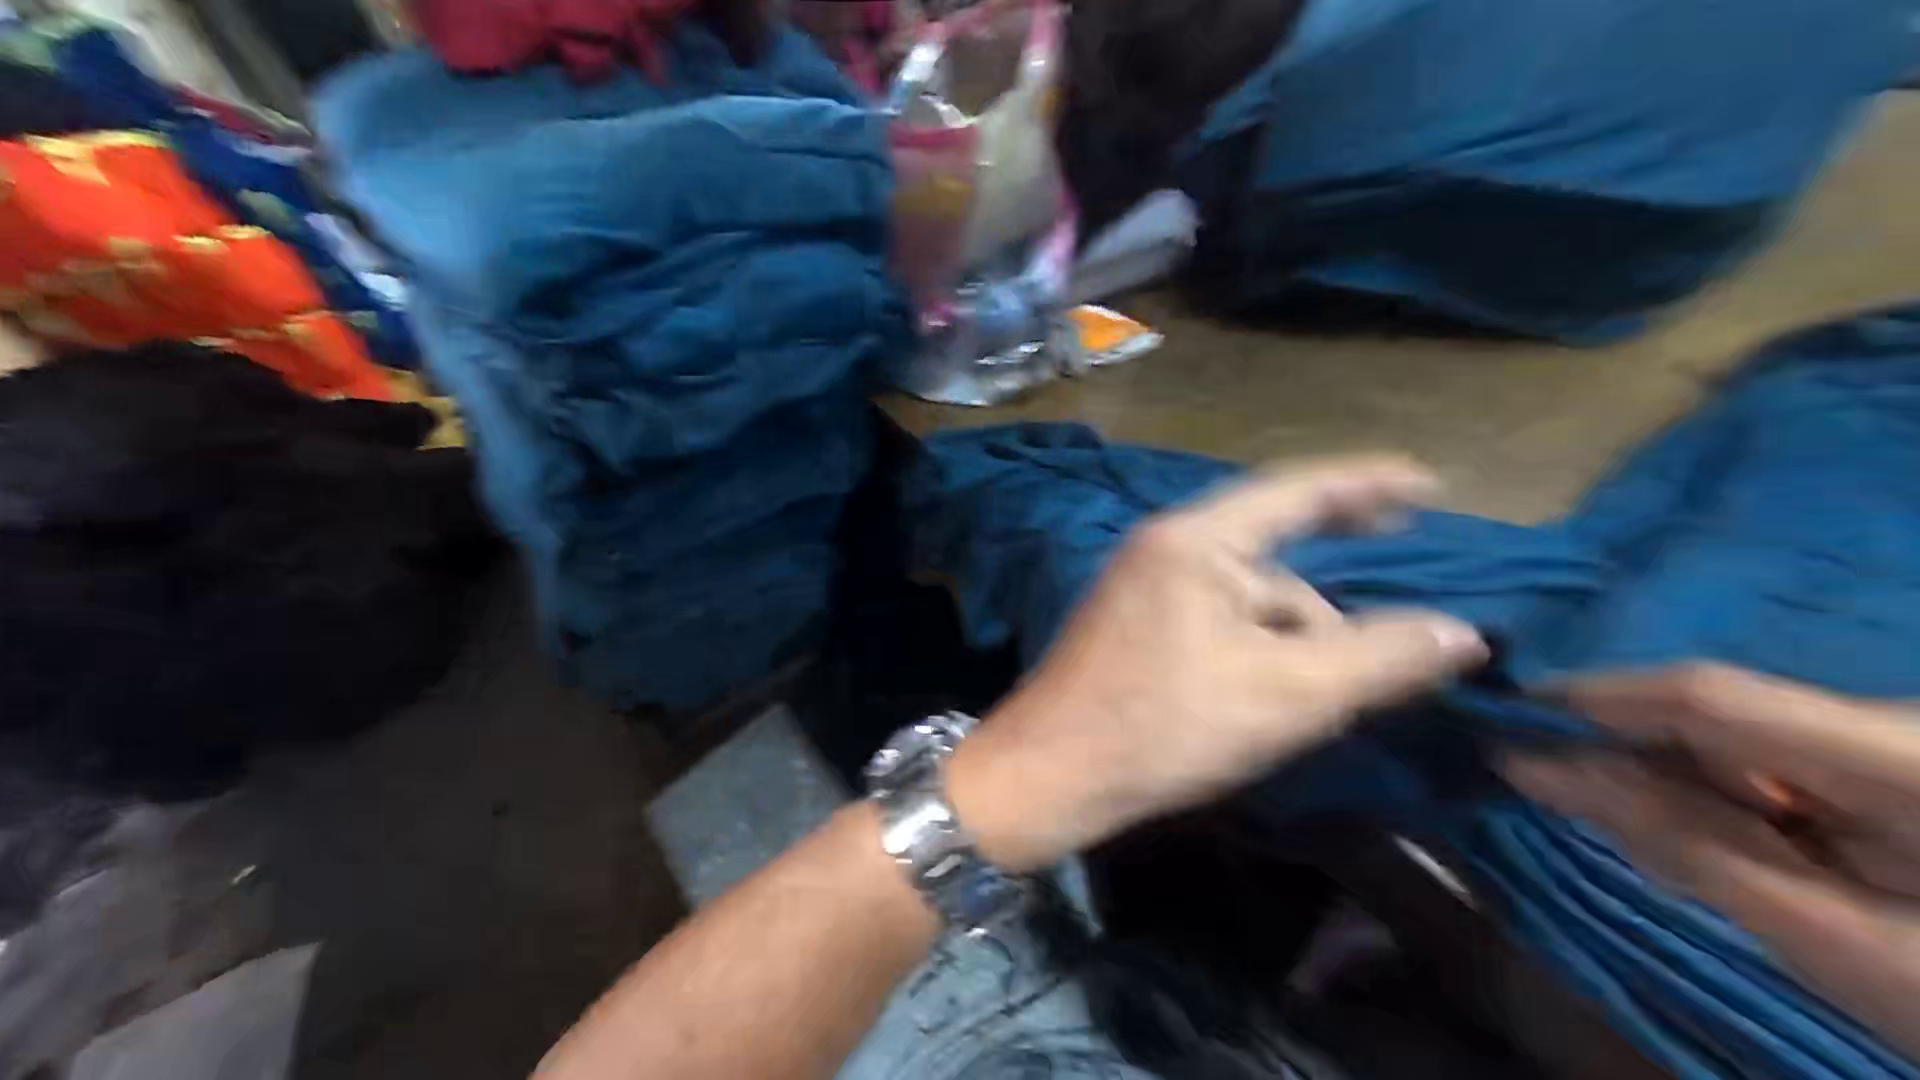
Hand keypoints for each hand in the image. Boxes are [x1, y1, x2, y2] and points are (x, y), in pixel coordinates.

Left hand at [947, 456, 1488, 872]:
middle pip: (1272, 552)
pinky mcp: (1136, 625)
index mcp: (1195, 541)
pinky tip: (1279, 691)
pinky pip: (1217, 619)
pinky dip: (1258, 647)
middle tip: (1398, 611)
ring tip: (1327, 693)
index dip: (1367, 482)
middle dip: (1332, 594)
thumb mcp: (1287, 694)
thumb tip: (1461, 633)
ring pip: (1246, 597)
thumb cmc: (1164, 725)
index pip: (1295, 491)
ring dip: (1294, 636)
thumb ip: (1378, 657)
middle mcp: (1164, 548)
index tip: (1430, 483)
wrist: (1052, 771)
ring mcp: (1143, 586)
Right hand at [1507, 665, 1919, 1058]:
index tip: (1495, 710)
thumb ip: (1672, 837)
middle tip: (1547, 781)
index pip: (1705, 695)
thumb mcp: (1823, 937)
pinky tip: (1717, 831)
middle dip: (1622, 745)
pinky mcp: (1897, 761)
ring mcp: (1900, 739)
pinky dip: (1720, 789)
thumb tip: (1526, 761)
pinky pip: (1773, 756)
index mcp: (1903, 754)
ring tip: (1631, 821)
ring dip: (1668, 773)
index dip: (1590, 697)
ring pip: (1738, 733)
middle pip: (1718, 712)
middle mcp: (1898, 722)